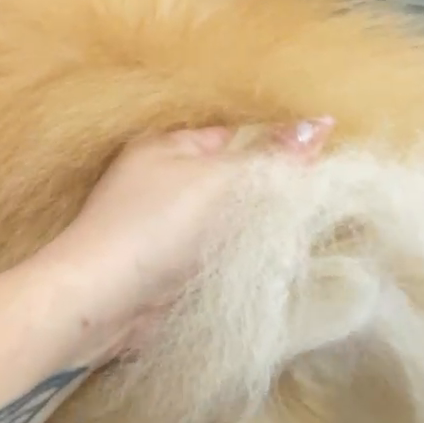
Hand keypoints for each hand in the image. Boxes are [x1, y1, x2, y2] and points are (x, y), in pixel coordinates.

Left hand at [30, 119, 330, 357]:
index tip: (322, 166)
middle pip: (232, 183)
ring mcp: (162, 230)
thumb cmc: (155, 227)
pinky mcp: (166, 269)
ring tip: (300, 239)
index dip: (276, 149)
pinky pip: (214, 257)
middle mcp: (161, 184)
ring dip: (256, 235)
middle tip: (317, 208)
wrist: (102, 299)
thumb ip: (271, 157)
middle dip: (269, 197)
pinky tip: (270, 267)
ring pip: (226, 225)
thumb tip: (321, 123)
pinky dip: (237, 262)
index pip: (234, 137)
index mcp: (166, 148)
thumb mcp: (220, 181)